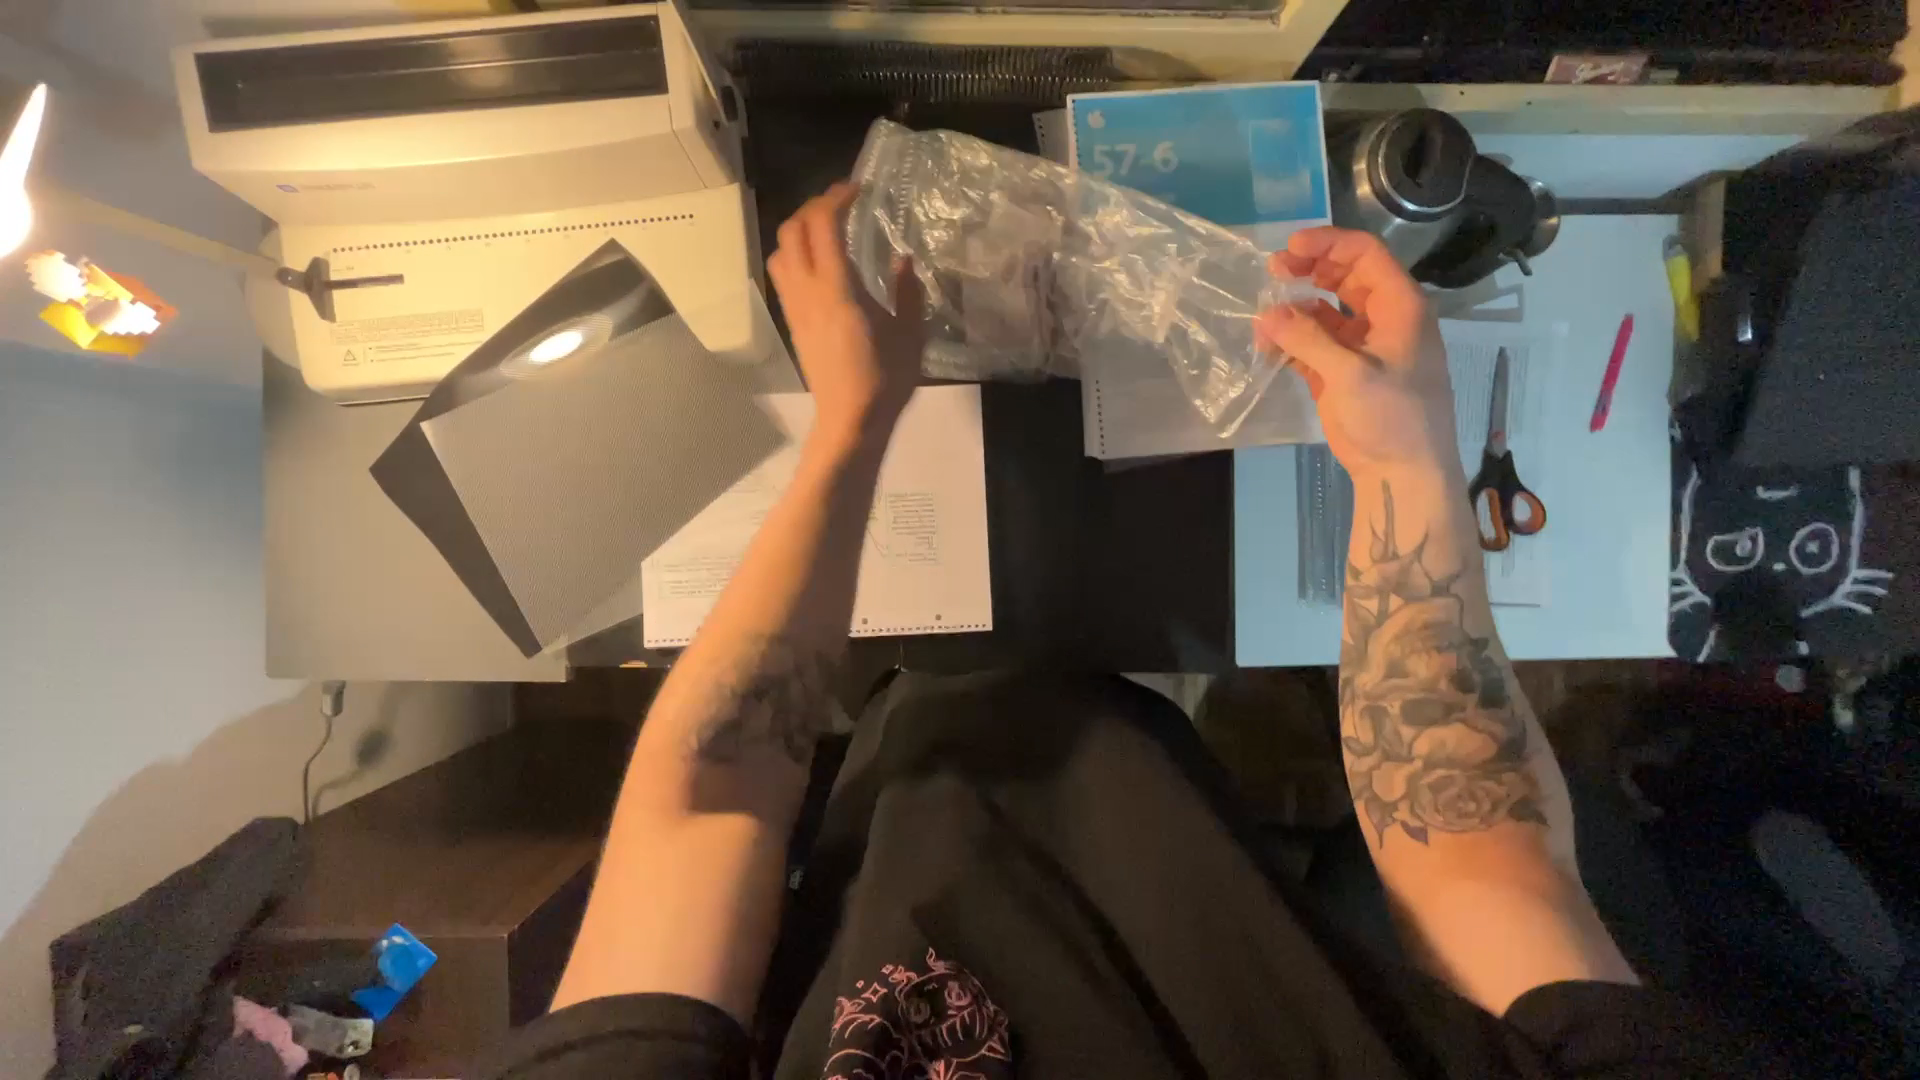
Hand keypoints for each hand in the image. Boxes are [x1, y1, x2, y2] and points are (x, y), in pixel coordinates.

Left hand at [767, 181, 926, 442]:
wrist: (850, 421)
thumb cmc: (885, 381)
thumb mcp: (910, 335)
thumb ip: (907, 293)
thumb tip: (904, 260)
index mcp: (839, 290)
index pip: (823, 225)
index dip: (836, 197)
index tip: (858, 189)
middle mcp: (808, 292)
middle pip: (793, 229)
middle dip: (814, 207)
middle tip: (842, 205)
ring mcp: (796, 308)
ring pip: (781, 251)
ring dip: (800, 230)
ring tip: (826, 231)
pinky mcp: (793, 323)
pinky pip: (783, 275)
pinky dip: (795, 254)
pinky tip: (819, 264)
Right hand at [1256, 227, 1457, 478]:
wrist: (1403, 471)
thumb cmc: (1392, 416)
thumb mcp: (1351, 374)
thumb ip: (1307, 340)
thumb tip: (1266, 315)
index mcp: (1400, 308)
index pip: (1366, 257)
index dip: (1329, 244)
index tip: (1290, 246)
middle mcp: (1381, 320)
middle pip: (1345, 278)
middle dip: (1310, 270)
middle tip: (1272, 270)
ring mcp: (1360, 348)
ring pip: (1325, 312)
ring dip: (1294, 310)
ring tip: (1262, 319)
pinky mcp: (1341, 375)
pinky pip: (1313, 346)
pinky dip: (1290, 342)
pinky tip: (1267, 346)